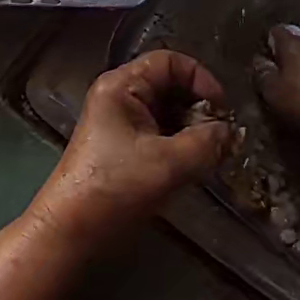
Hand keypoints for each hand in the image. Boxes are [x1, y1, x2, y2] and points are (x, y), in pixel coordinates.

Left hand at [28, 50, 232, 241]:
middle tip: (219, 134)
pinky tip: (193, 164)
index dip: (201, 78)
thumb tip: (232, 133)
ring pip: (167, 110)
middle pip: (170, 85)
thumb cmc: (113, 189)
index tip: (221, 108)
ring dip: (191, 128)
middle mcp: (119, 96)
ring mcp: (119, 122)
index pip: (170, 61)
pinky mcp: (121, 147)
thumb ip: (206, 144)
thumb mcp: (167, 164)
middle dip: (198, 106)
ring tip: (210, 152)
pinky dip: (179, 143)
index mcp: (122, 85)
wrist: (67, 237)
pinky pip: (159, 132)